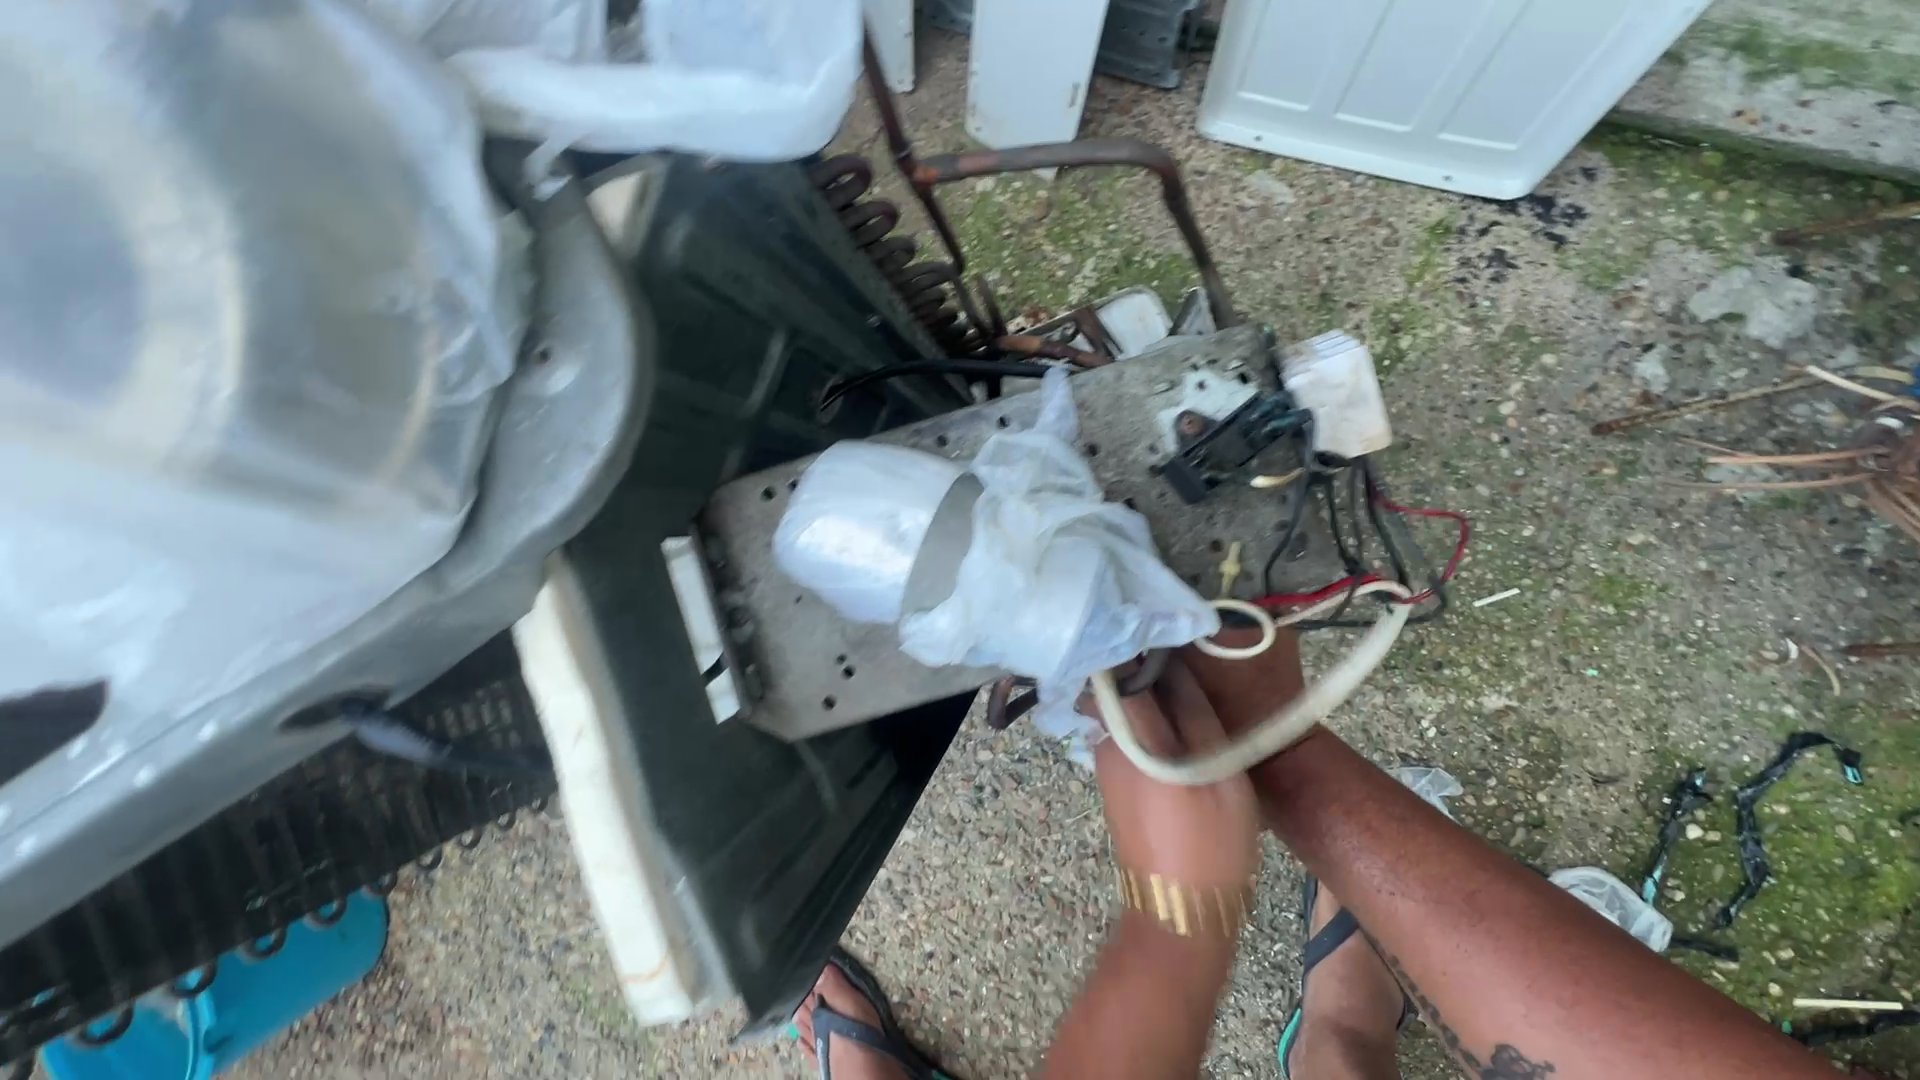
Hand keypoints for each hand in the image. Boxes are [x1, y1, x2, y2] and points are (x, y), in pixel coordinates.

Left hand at [1090, 656, 1260, 889]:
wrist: (1179, 911)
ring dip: (1144, 685)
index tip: (1162, 611)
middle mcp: (1105, 738)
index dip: (1136, 633)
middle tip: (1179, 636)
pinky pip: (1125, 728)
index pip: (1117, 663)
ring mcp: (1105, 759)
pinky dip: (1144, 711)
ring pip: (1119, 704)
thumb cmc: (1210, 841)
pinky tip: (1174, 708)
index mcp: (1129, 732)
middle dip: (1140, 655)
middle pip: (1113, 681)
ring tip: (1183, 668)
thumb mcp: (1219, 769)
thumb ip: (1193, 711)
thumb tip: (1174, 662)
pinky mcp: (1114, 777)